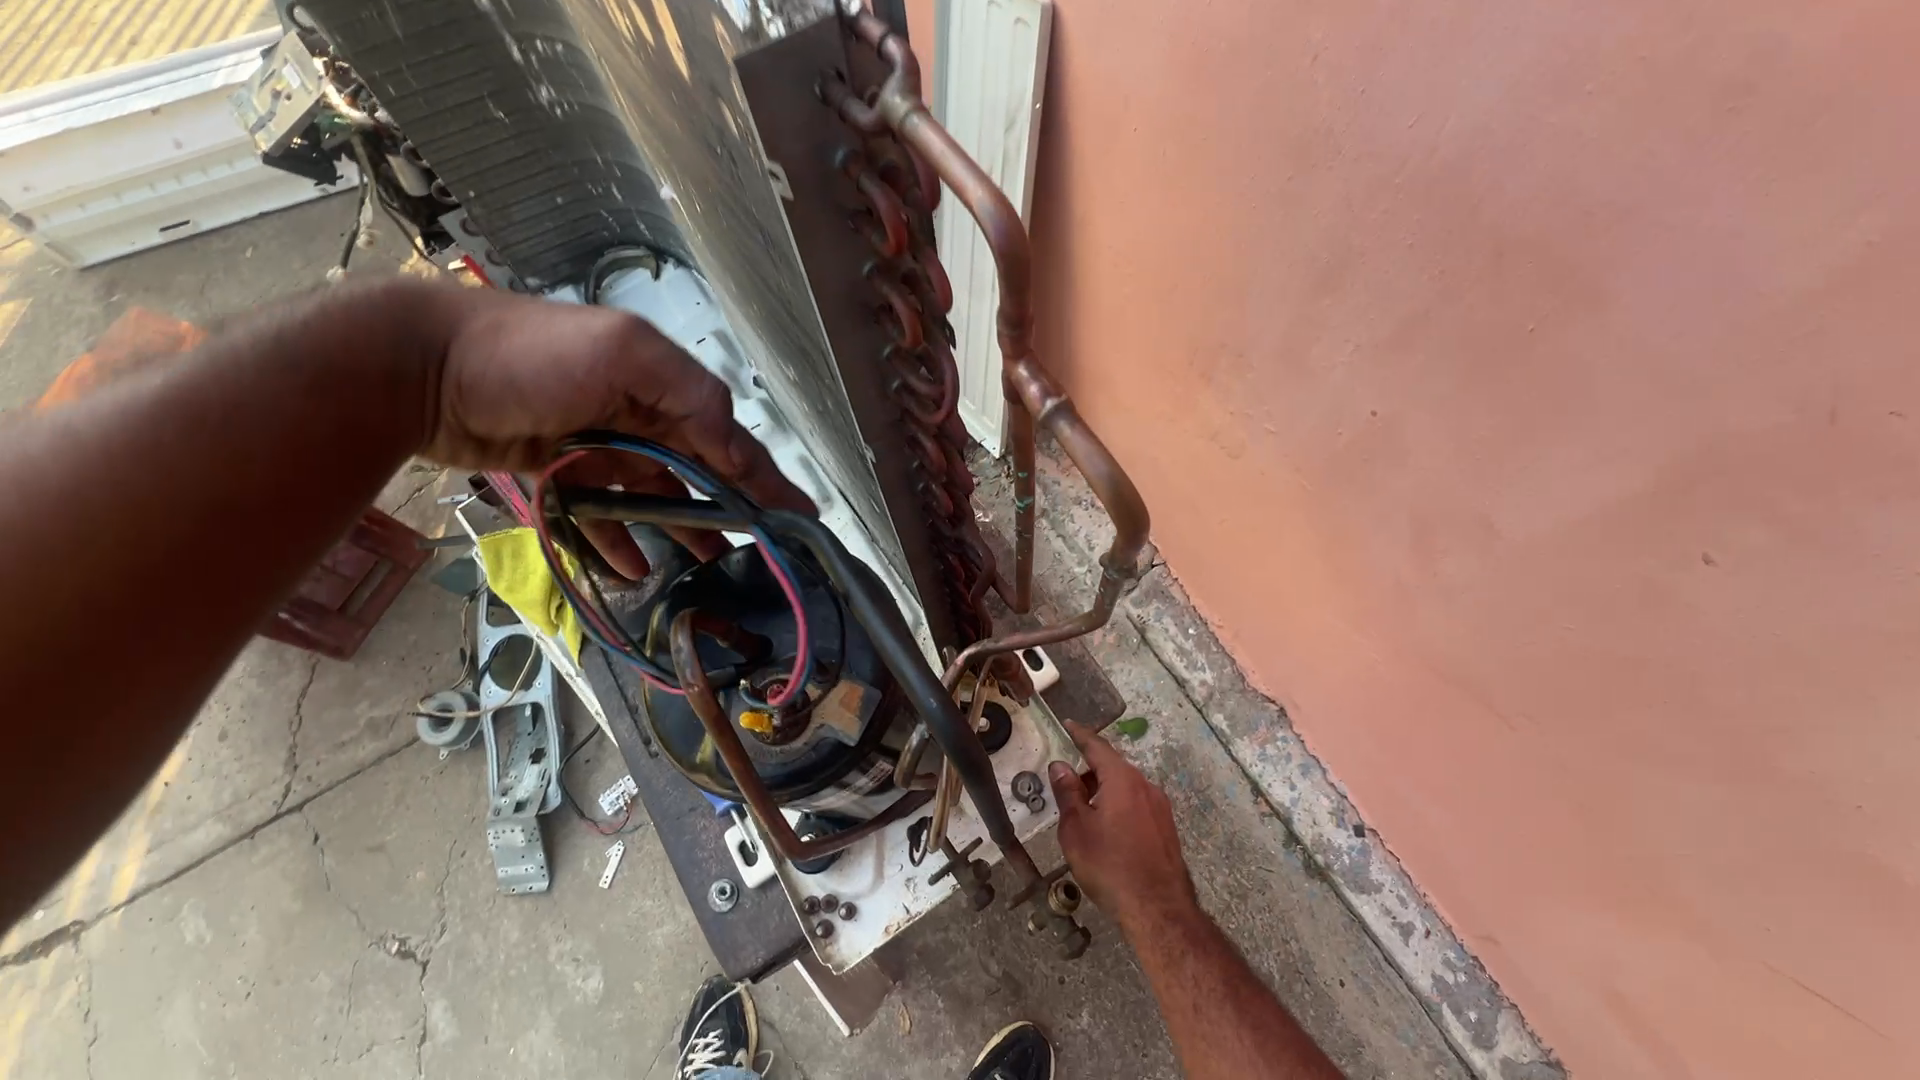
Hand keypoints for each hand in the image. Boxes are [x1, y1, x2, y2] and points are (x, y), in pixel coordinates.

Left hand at [407, 282, 812, 576]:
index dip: (768, 481)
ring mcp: (600, 445)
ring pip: (658, 498)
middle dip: (736, 513)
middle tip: (767, 556)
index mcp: (665, 385)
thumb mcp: (624, 355)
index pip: (731, 440)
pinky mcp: (560, 471)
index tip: (802, 521)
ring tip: (713, 573)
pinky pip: (601, 512)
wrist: (418, 366)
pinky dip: (619, 541)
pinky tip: (635, 572)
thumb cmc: (529, 355)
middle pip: (701, 474)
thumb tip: (739, 447)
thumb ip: (690, 397)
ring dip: (686, 533)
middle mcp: (641, 414)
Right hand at [1049, 720, 1197, 932]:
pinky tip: (1107, 831)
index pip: (1098, 747)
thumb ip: (1068, 793)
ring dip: (1104, 791)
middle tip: (1066, 784)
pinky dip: (1118, 807)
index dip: (1080, 735)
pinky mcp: (1166, 830)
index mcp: (1122, 779)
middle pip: (1113, 767)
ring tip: (1083, 812)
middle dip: (1089, 771)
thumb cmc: (1110, 865)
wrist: (1157, 909)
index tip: (1068, 725)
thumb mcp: (1076, 829)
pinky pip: (1137, 806)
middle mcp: (1146, 786)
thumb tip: (1061, 766)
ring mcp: (1160, 809)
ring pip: (1126, 788)